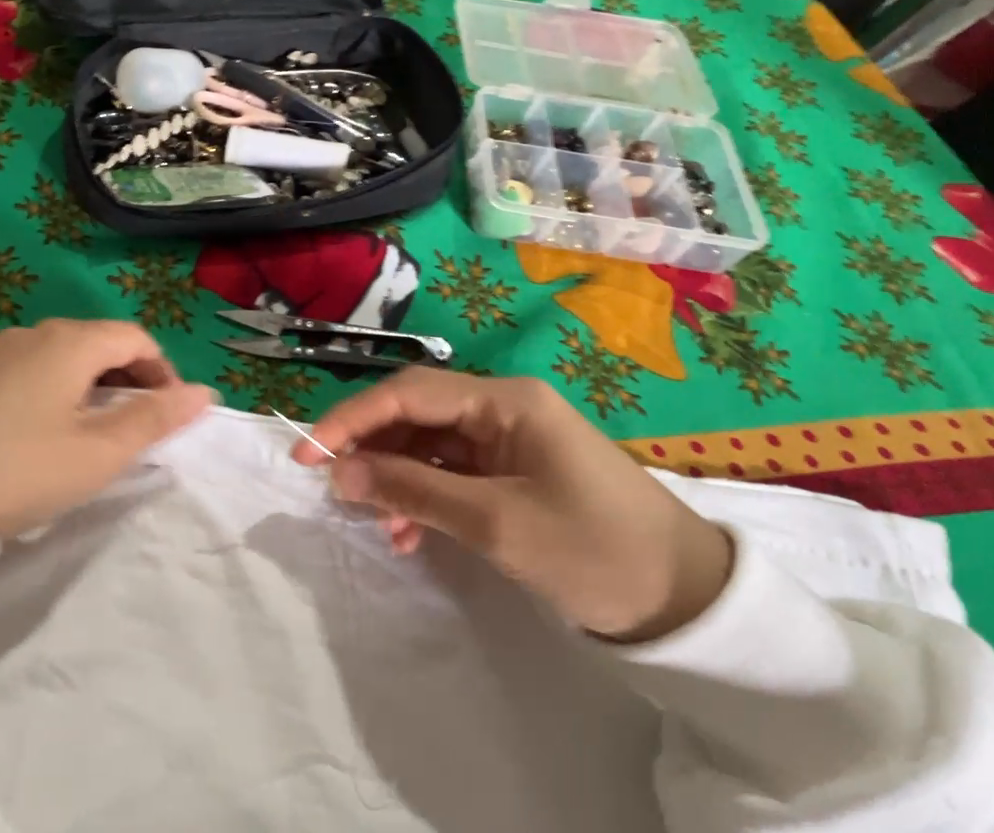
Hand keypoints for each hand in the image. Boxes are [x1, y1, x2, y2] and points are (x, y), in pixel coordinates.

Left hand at [0, 319, 214, 539]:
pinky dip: (48, 388)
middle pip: (95, 342)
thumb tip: (204, 392)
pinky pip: (22, 368)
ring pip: (56, 355)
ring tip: (89, 430)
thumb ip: (154, 419)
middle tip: (135, 426)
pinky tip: (37, 427)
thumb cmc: (22, 472)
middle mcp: (30, 332)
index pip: (135, 338)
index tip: (170, 415)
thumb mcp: (99, 453)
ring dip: (86, 383)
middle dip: (126, 377)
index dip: (162, 372)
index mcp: (69, 343)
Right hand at [296, 368, 732, 642]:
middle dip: (371, 452)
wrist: (685, 600)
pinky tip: (409, 535)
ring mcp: (508, 442)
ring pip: (427, 447)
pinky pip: (450, 475)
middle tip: (336, 494)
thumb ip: (413, 491)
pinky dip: (422, 499)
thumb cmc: (592, 548)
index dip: (351, 420)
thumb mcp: (495, 522)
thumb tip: (340, 473)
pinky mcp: (513, 474)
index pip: (408, 393)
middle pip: (414, 416)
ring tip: (380, 526)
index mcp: (505, 401)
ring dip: (395, 481)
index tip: (308, 455)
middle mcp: (502, 409)